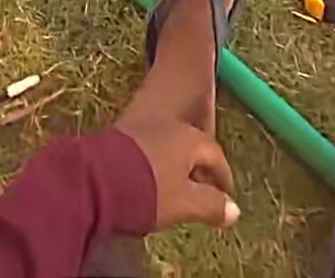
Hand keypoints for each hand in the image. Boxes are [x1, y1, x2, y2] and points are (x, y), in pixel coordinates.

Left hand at [115, 116, 239, 231]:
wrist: (100, 175)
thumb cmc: (150, 189)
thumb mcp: (186, 203)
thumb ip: (211, 205)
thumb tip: (234, 210)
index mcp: (189, 138)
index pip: (215, 153)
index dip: (223, 175)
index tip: (227, 194)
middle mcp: (169, 125)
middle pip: (193, 145)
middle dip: (200, 168)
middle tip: (205, 191)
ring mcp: (145, 125)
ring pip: (171, 144)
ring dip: (178, 164)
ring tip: (179, 187)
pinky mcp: (125, 131)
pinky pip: (151, 144)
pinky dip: (159, 160)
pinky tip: (153, 177)